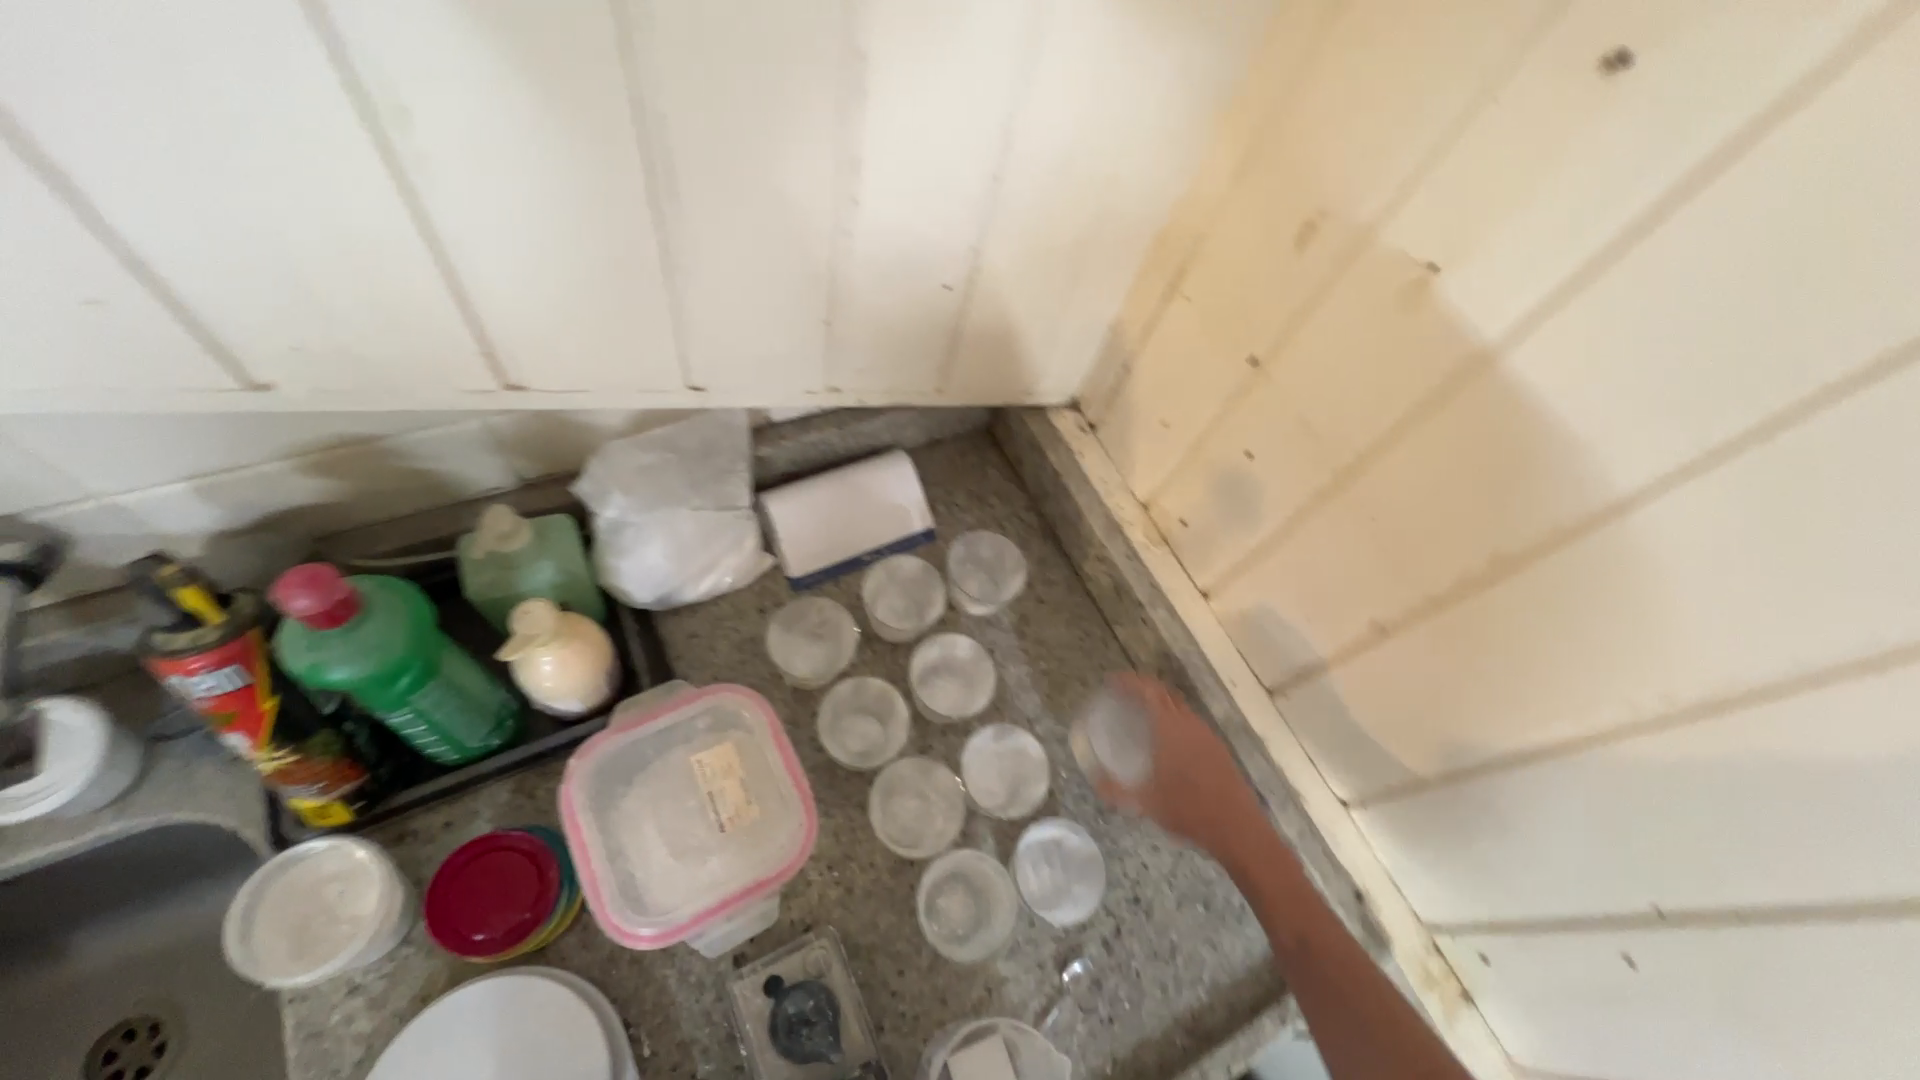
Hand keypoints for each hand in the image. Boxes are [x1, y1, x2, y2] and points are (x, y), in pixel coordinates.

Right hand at [1091, 673, 1268, 858]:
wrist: (1236, 828)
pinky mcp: (1218, 748)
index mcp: (1170, 729)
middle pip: (1165, 694)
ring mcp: (1207, 735)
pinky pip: (1191, 723)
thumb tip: (1095, 779)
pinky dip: (1175, 720)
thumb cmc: (1188, 811)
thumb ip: (1115, 790)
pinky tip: (1168, 741)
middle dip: (1143, 689)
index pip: (1149, 691)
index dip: (1129, 682)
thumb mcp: (1145, 803)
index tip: (1111, 682)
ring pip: (1180, 708)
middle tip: (1123, 696)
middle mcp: (1190, 724)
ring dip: (1161, 704)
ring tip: (1142, 716)